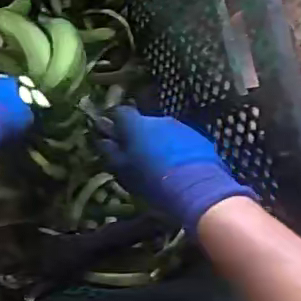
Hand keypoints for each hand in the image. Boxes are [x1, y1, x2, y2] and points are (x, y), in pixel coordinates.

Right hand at [98, 106, 255, 229]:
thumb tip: (101, 138)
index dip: (116, 123)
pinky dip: (175, 150)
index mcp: (136, 125)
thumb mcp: (123, 169)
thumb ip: (110, 151)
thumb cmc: (151, 179)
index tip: (113, 136)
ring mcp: (180, 127)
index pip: (120, 112)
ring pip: (162, 131)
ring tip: (158, 165)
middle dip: (138, 135)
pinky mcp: (198, 137)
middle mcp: (158, 119)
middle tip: (136, 156)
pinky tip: (176, 167)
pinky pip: (180, 140)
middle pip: (143, 122)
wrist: (196, 188)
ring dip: (158, 143)